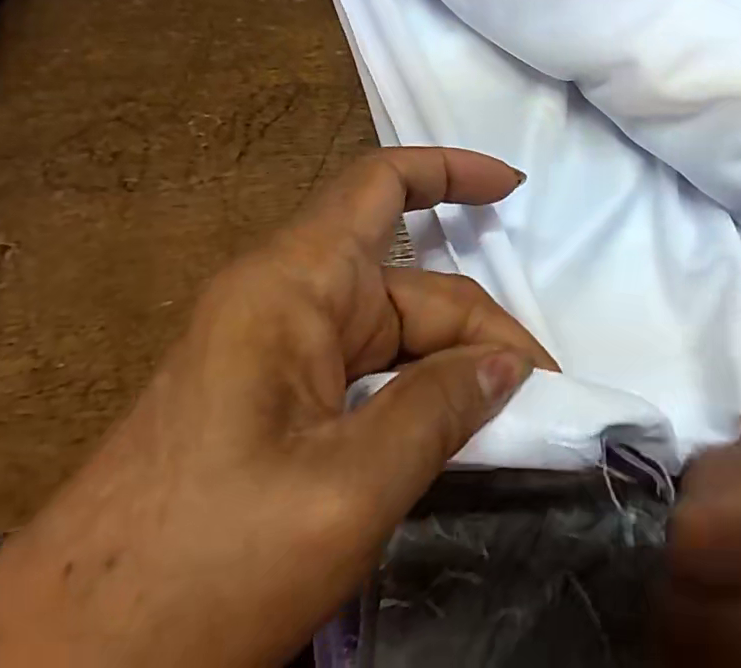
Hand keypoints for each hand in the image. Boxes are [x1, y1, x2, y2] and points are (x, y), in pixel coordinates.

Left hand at [0, 147, 557, 667]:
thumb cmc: (197, 569)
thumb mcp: (344, 490)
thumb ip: (436, 411)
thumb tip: (507, 366)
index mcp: (288, 288)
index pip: (378, 188)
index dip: (450, 172)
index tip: (514, 188)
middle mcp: (283, 305)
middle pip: (409, 287)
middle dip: (480, 332)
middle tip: (543, 398)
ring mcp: (276, 358)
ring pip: (394, 338)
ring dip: (454, 371)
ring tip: (512, 422)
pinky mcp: (275, 407)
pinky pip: (369, 378)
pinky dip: (420, 398)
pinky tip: (455, 437)